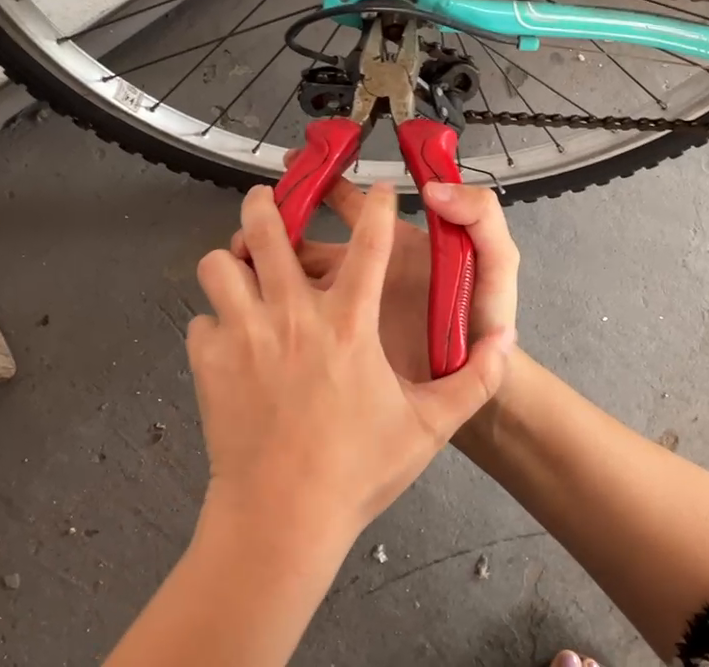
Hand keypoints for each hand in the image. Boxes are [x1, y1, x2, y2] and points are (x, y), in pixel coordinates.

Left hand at [191, 184, 516, 550]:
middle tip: (268, 200)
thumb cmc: (357, 471)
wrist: (281, 519)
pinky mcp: (208, 361)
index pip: (371, 244)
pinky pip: (201, 321)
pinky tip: (229, 342)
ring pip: (218, 264)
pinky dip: (213, 323)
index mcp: (348, 324)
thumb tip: (507, 342)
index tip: (381, 189)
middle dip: (265, 204)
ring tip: (240, 269)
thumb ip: (474, 381)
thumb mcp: (428, 429)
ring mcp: (244, 334)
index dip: (379, 207)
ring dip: (229, 262)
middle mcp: (292, 316)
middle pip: (268, 230)